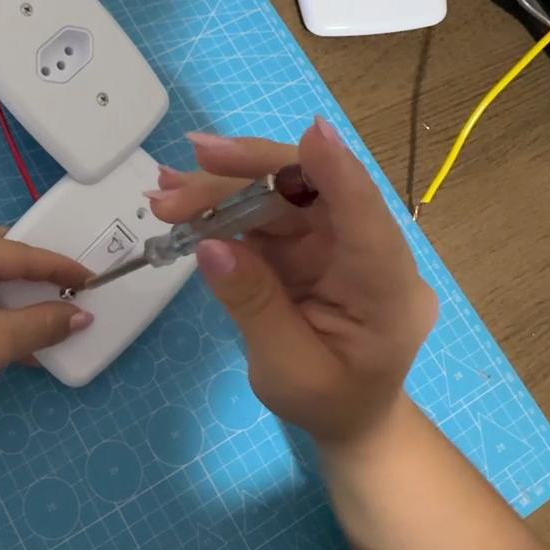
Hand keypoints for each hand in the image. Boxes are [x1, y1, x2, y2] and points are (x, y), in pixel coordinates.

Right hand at [150, 118, 436, 444]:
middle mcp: (364, 252)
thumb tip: (209, 245)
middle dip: (246, 175)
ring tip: (163, 194)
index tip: (311, 131)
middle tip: (180, 174)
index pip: (367, 218)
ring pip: (278, 196)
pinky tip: (180, 199)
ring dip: (220, 189)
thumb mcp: (288, 368)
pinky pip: (261, 214)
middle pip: (311, 193)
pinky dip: (219, 206)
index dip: (338, 172)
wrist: (348, 419)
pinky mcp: (304, 245)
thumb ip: (253, 305)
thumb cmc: (328, 402)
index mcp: (386, 288)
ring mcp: (333, 244)